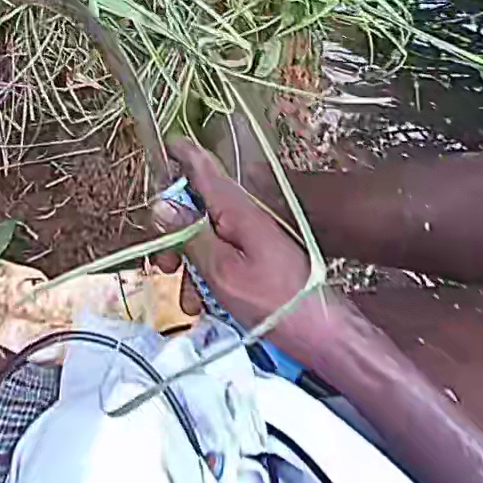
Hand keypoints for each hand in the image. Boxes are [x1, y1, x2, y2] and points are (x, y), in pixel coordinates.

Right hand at [156, 137, 363, 365]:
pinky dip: (207, 274)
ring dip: (188, 262)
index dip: (179, 152)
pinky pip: (220, 253)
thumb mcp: (221, 271)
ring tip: (187, 298)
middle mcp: (242, 212)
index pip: (202, 165)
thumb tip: (159, 204)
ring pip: (204, 234)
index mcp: (235, 207)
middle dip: (171, 232)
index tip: (160, 148)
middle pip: (195, 206)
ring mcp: (250, 234)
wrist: (323, 334)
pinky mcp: (256, 254)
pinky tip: (204, 303)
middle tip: (161, 264)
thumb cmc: (272, 301)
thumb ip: (189, 235)